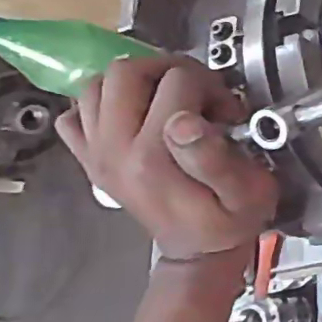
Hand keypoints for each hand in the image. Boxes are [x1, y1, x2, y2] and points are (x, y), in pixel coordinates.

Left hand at [56, 56, 277, 258]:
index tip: (229, 112)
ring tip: (169, 98)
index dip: (212, 87)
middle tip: (198, 92)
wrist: (199, 251)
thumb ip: (215, 158)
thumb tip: (184, 119)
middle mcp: (114, 150)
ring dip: (137, 81)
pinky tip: (134, 113)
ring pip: (96, 85)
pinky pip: (75, 113)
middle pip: (126, 72)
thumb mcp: (246, 192)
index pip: (178, 81)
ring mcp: (95, 154)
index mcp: (153, 156)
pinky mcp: (88, 159)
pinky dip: (102, 103)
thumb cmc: (230, 219)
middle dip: (170, 70)